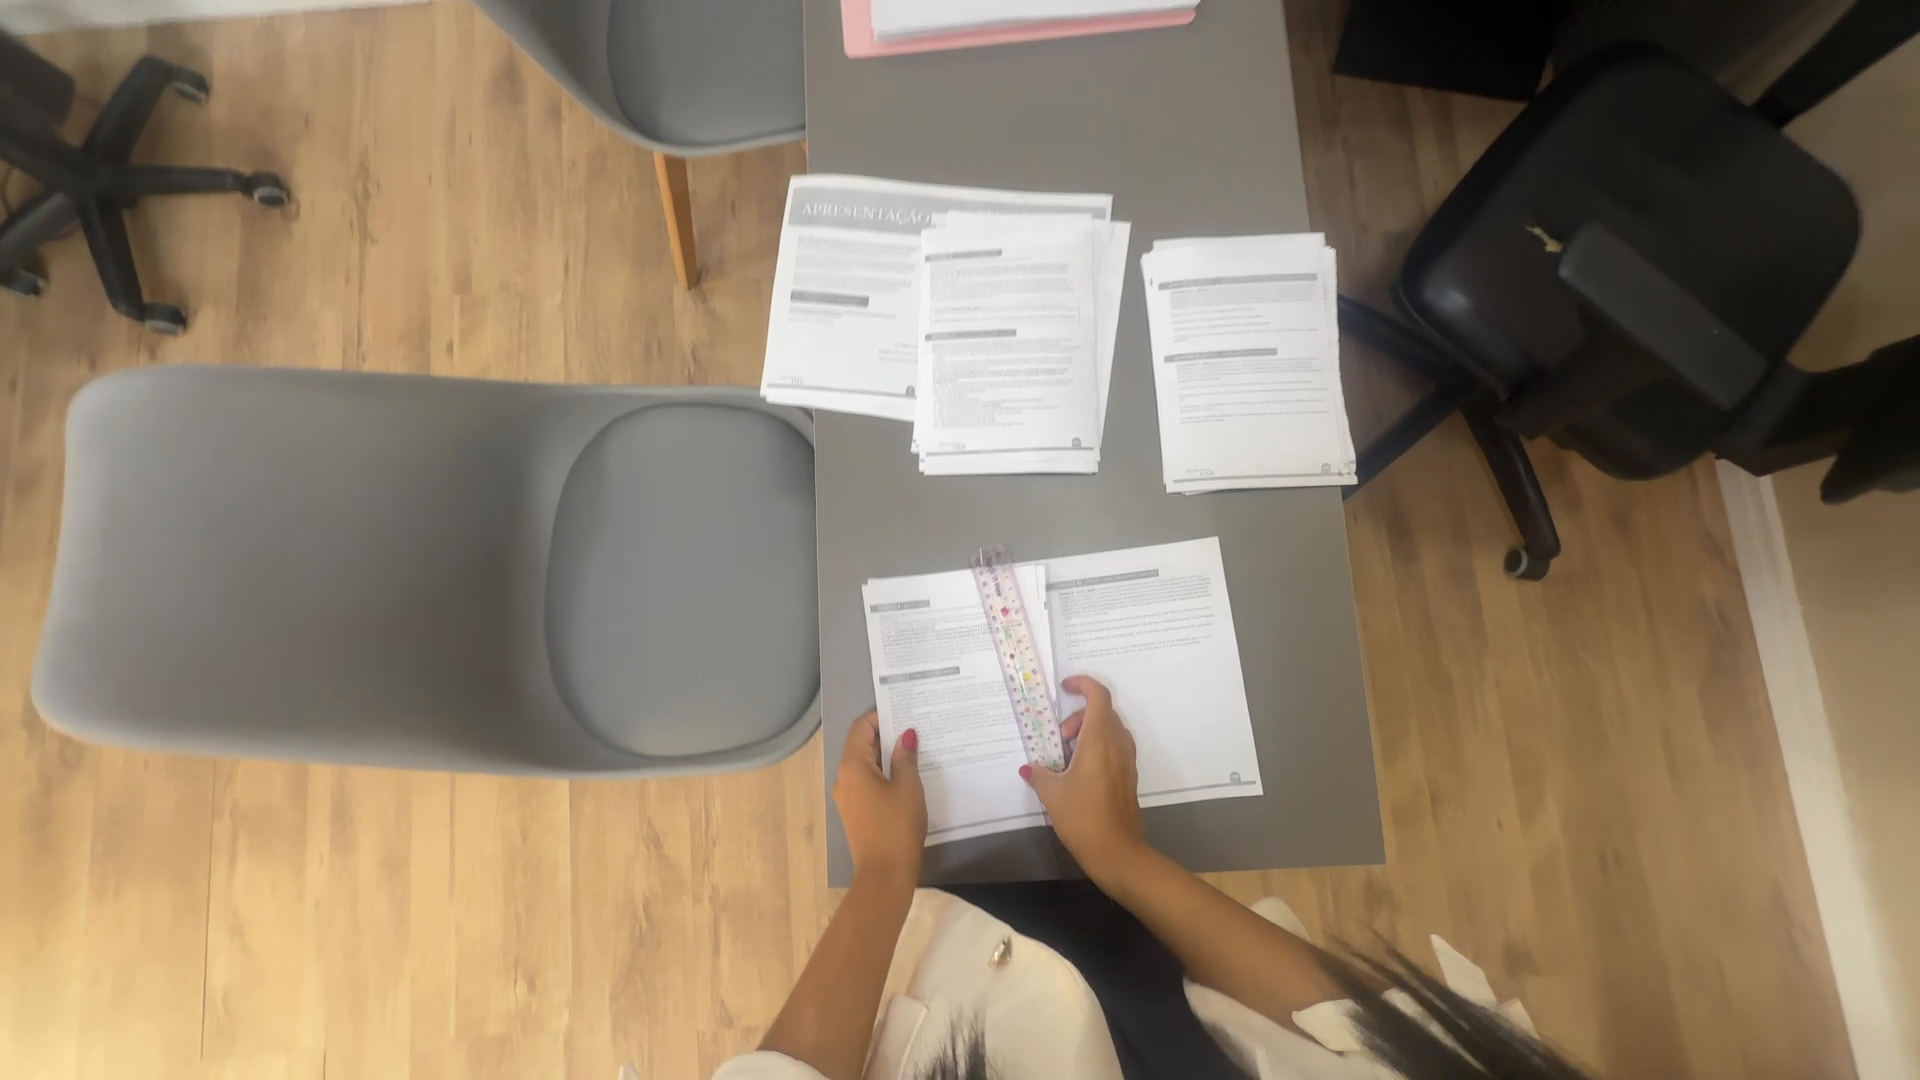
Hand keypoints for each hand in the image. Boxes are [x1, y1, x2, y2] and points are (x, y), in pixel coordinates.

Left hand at [833, 711, 926, 887]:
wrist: (884, 875)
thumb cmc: (896, 826)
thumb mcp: (907, 786)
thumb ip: (905, 756)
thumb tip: (906, 734)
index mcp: (852, 766)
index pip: (860, 727)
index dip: (880, 717)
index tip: (905, 715)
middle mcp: (844, 777)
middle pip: (861, 745)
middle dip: (886, 735)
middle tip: (915, 730)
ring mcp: (847, 796)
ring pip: (865, 764)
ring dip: (886, 756)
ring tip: (914, 751)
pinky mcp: (855, 811)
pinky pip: (867, 782)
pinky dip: (883, 773)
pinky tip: (905, 777)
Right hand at [1021, 676, 1150, 887]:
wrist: (1119, 853)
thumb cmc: (1084, 817)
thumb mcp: (1052, 794)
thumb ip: (1039, 775)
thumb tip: (1028, 769)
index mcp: (1099, 739)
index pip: (1098, 695)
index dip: (1083, 684)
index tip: (1065, 687)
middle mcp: (1117, 744)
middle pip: (1103, 712)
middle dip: (1078, 716)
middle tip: (1059, 739)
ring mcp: (1127, 761)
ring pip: (1110, 730)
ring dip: (1087, 732)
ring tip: (1066, 757)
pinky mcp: (1128, 777)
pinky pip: (1114, 748)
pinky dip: (1097, 748)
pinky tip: (1078, 773)